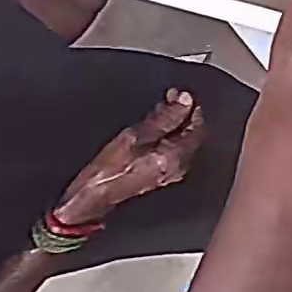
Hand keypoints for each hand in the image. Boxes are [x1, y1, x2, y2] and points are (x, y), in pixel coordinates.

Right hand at [54, 89, 205, 224]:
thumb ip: (165, 117)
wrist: (93, 195)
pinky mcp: (163, 172)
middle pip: (191, 134)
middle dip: (183, 114)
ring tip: (163, 108)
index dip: (191, 109)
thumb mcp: (137, 135)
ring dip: (175, 123)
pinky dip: (169, 134)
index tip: (183, 95)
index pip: (198, 127)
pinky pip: (174, 148)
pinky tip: (157, 126)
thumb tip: (185, 101)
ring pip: (182, 140)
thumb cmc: (110, 167)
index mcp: (178, 156)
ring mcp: (173, 170)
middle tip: (172, 98)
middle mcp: (181, 165)